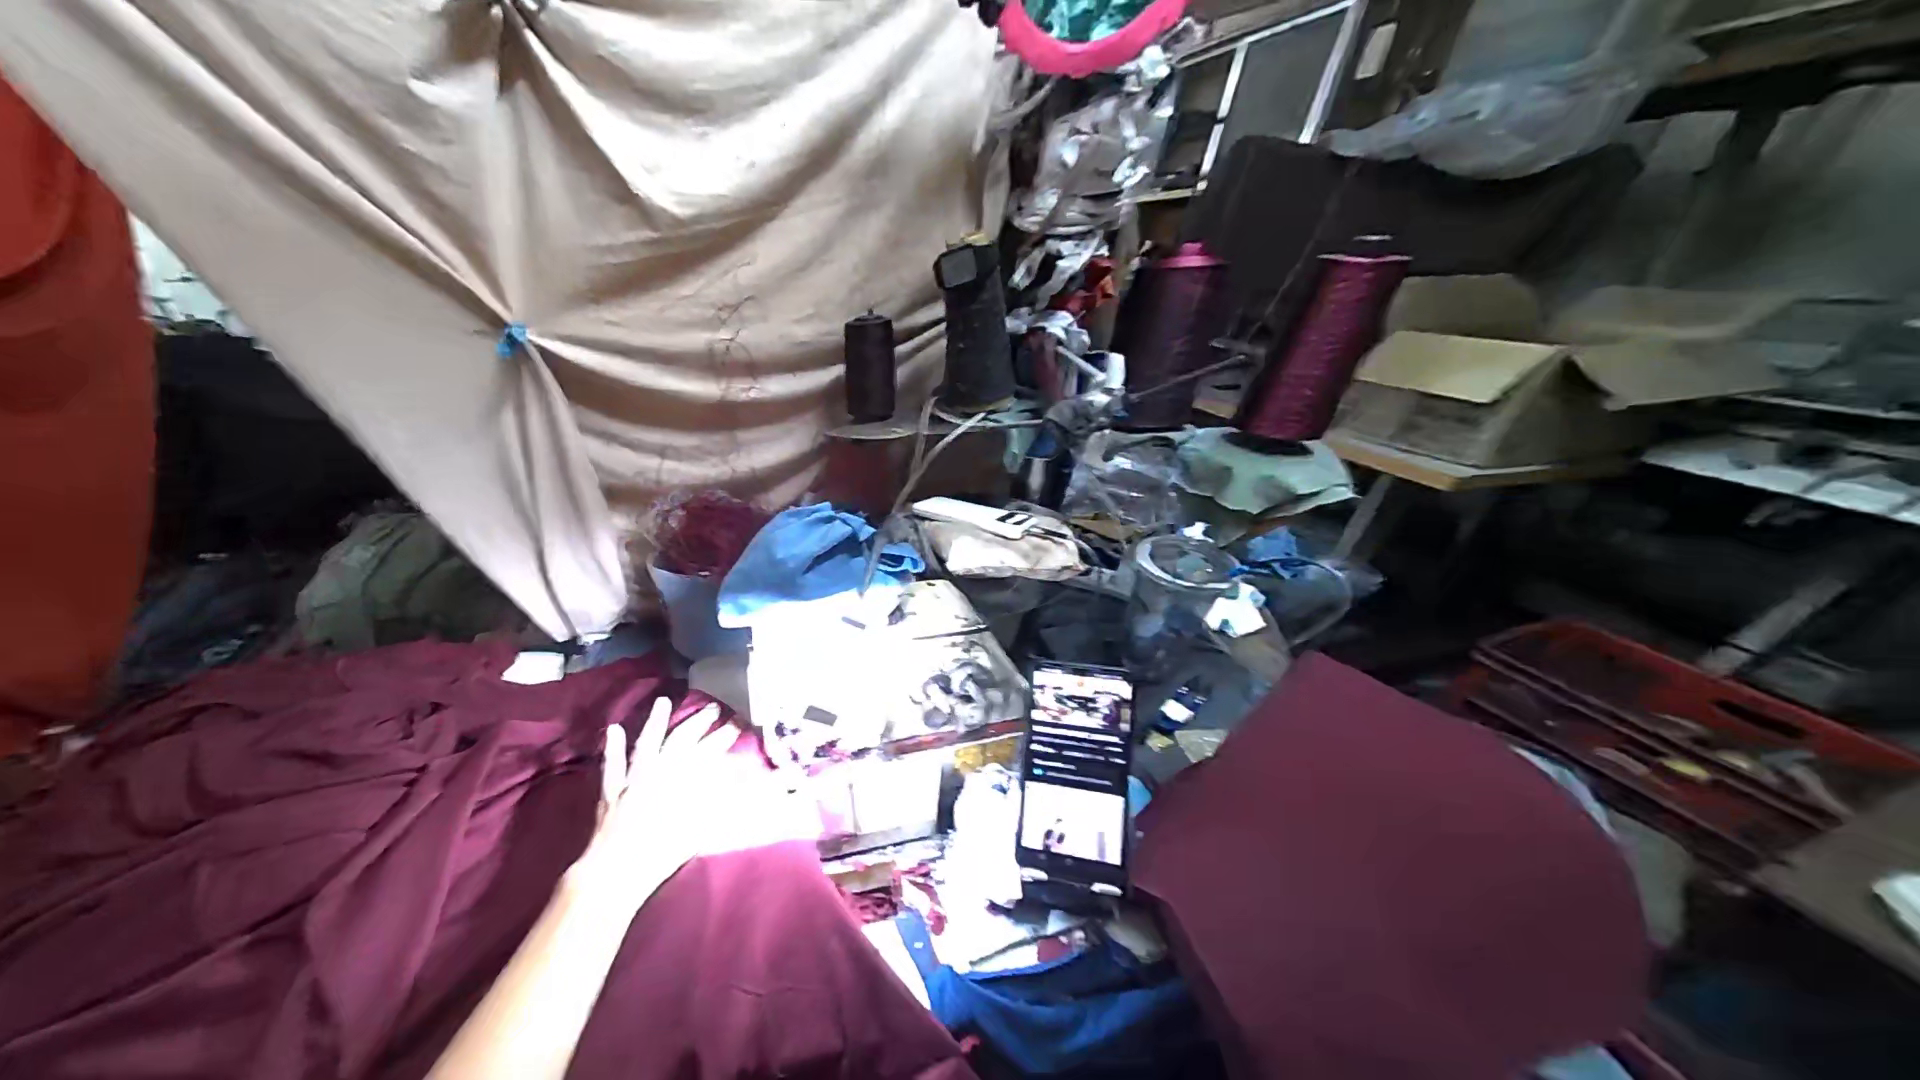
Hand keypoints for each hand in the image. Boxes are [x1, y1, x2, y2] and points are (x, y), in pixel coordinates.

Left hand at [568, 699, 739, 912]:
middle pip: (682, 740)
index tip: (739, 724)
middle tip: (713, 709)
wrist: (617, 872)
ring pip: (647, 743)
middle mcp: (659, 771)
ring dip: (655, 722)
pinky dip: (613, 747)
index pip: (710, 750)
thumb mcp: (702, 826)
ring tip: (662, 701)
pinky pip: (613, 765)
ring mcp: (633, 778)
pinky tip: (614, 729)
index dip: (725, 736)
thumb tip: (737, 774)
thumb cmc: (664, 853)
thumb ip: (719, 797)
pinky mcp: (611, 790)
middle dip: (699, 722)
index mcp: (684, 780)